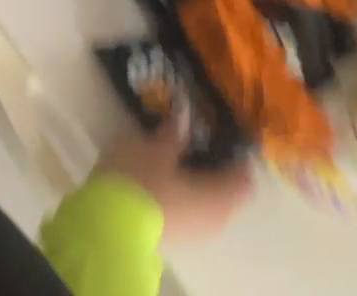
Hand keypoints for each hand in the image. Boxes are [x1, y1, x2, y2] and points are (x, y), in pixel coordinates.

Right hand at [96, 117, 252, 242]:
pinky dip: (178, 202)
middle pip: (224, 193)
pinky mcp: (177, 241)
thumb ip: (172, 133)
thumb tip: (184, 115)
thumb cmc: (139, 180)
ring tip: (163, 171)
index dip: (234, 157)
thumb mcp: (151, 148)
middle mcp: (220, 219)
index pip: (244, 176)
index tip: (217, 139)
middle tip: (184, 152)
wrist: (112, 222)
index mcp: (221, 195)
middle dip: (208, 172)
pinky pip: (186, 217)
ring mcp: (199, 234)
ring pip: (204, 207)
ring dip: (192, 189)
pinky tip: (153, 191)